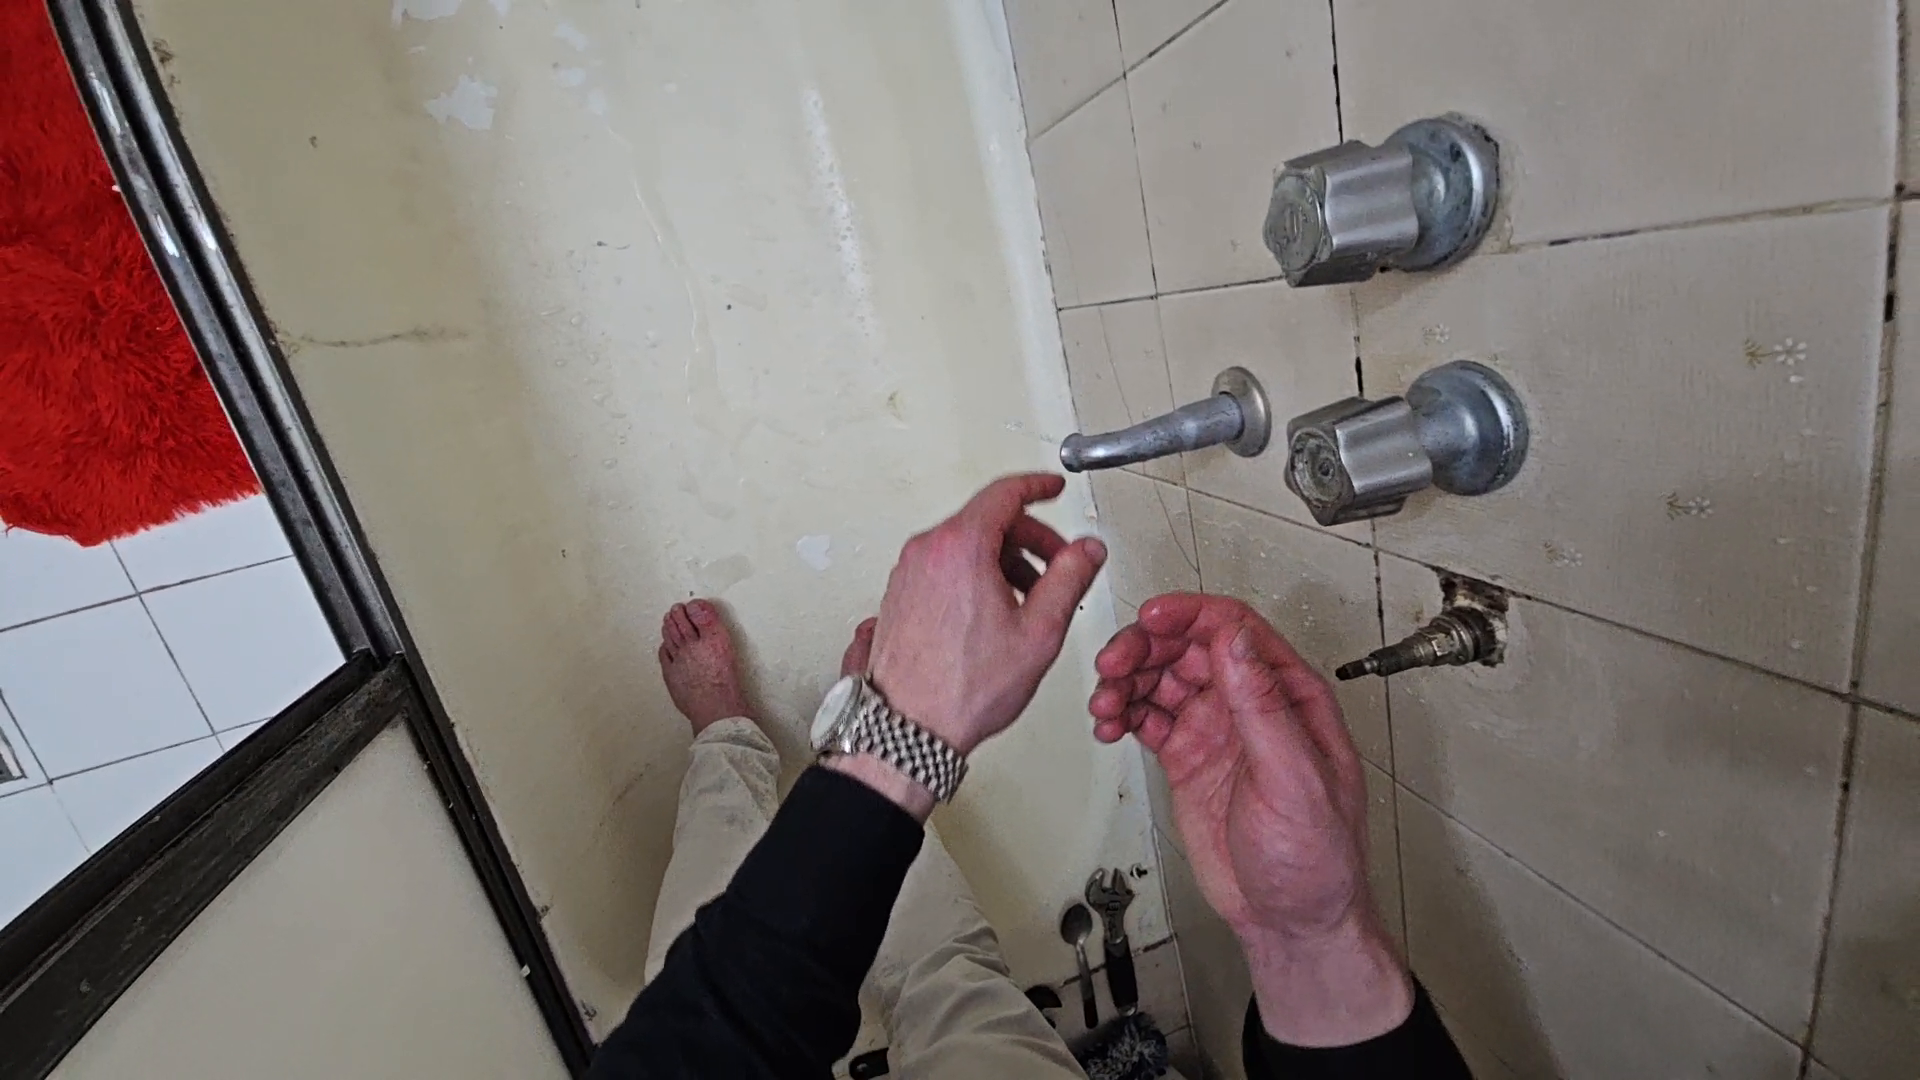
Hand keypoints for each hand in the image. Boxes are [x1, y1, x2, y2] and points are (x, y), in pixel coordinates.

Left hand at [867, 473, 1106, 756]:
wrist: (908, 726)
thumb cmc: (963, 688)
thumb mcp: (1038, 631)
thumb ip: (1069, 579)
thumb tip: (1086, 550)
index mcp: (961, 547)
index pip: (1004, 494)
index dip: (1037, 487)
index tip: (1052, 487)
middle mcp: (928, 551)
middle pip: (987, 520)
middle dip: (1030, 538)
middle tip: (1058, 565)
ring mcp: (909, 572)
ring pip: (966, 544)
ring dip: (1005, 560)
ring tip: (1029, 600)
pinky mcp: (901, 593)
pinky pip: (946, 566)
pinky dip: (976, 574)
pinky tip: (995, 612)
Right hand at [1090, 593, 1411, 1046]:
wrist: (1288, 920)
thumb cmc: (1315, 858)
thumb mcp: (1294, 780)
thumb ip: (1262, 705)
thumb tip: (1234, 639)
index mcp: (1286, 695)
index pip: (1233, 629)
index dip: (1188, 614)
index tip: (1150, 619)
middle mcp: (1246, 702)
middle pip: (1185, 646)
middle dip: (1143, 648)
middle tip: (1112, 666)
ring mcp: (1212, 725)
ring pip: (1158, 676)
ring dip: (1125, 680)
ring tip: (1106, 703)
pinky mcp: (1184, 753)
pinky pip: (1145, 715)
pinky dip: (1121, 712)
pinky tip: (1110, 724)